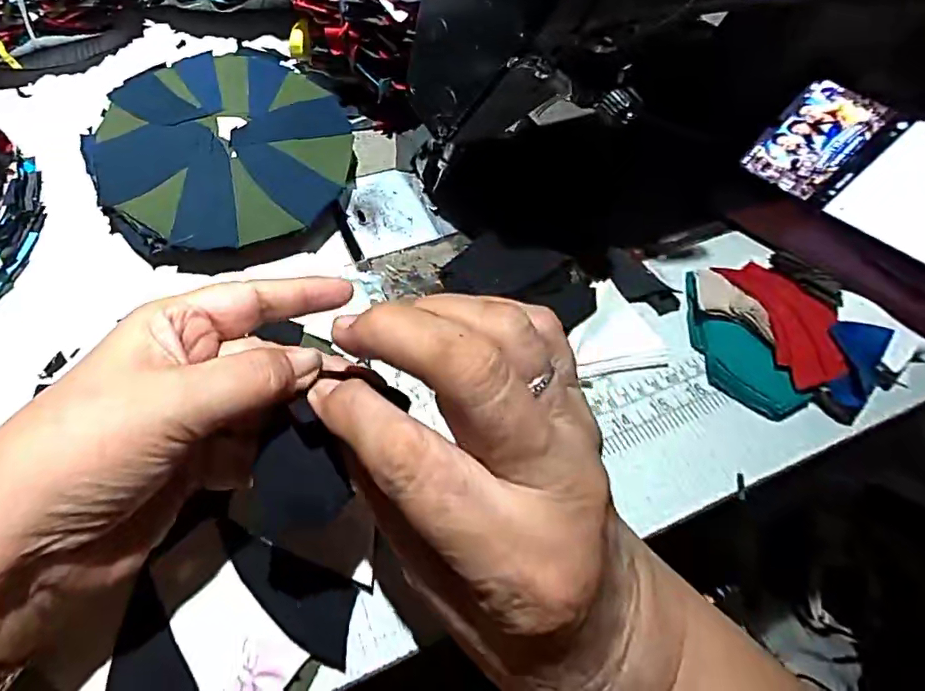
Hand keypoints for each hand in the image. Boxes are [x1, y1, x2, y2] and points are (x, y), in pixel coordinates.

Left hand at [0, 277, 352, 668]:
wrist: (17, 557)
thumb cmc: (85, 449)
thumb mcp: (170, 402)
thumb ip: (251, 379)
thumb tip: (316, 361)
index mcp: (175, 328)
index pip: (252, 299)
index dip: (302, 292)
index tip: (350, 291)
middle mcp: (189, 365)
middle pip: (266, 354)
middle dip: (308, 364)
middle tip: (363, 376)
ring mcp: (194, 418)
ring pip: (264, 403)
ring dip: (296, 411)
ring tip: (341, 418)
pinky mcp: (196, 466)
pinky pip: (251, 447)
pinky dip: (272, 452)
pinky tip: (296, 458)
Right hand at [304, 296, 668, 689]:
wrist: (602, 608)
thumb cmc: (510, 618)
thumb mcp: (427, 582)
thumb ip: (384, 489)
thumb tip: (338, 403)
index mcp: (514, 551)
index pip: (423, 462)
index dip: (360, 414)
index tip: (322, 387)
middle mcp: (556, 471)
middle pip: (480, 374)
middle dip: (403, 335)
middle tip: (352, 330)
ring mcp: (575, 419)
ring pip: (511, 332)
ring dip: (439, 311)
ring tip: (390, 320)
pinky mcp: (579, 391)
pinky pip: (535, 324)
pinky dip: (480, 308)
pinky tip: (444, 318)